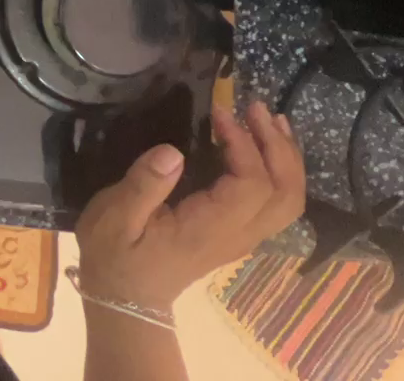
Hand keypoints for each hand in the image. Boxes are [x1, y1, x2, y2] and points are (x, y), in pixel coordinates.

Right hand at [75, 100, 304, 309]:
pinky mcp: (236, 233)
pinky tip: (261, 148)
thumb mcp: (116, 216)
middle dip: (278, 147)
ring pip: (287, 200)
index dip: (244, 146)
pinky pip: (274, 202)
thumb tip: (172, 151)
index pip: (252, 185)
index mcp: (211, 227)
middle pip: (285, 193)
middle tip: (255, 107)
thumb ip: (144, 185)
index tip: (218, 112)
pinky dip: (278, 171)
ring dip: (285, 158)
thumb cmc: (116, 253)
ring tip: (269, 120)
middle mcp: (239, 234)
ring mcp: (242, 236)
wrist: (126, 296)